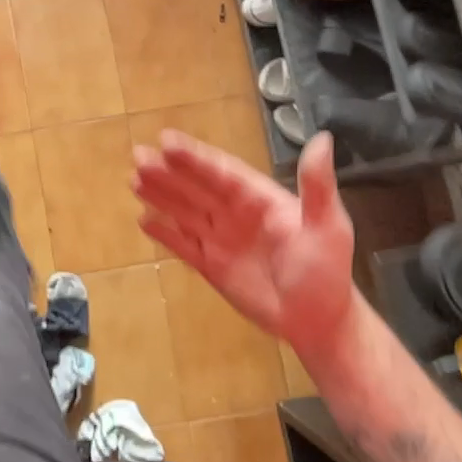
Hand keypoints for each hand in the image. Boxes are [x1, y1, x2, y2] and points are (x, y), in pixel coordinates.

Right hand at [131, 132, 357, 354]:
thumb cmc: (326, 273)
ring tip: (133, 180)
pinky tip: (142, 220)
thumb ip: (317, 186)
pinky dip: (164, 232)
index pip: (221, 173)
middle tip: (137, 155)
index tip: (166, 141)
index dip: (194, 157)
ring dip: (160, 195)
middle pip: (196, 188)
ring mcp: (222, 240)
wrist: (319, 323)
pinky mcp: (212, 266)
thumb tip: (322, 138)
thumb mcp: (328, 226)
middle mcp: (236, 213)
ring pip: (184, 211)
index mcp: (260, 199)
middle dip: (167, 172)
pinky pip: (183, 245)